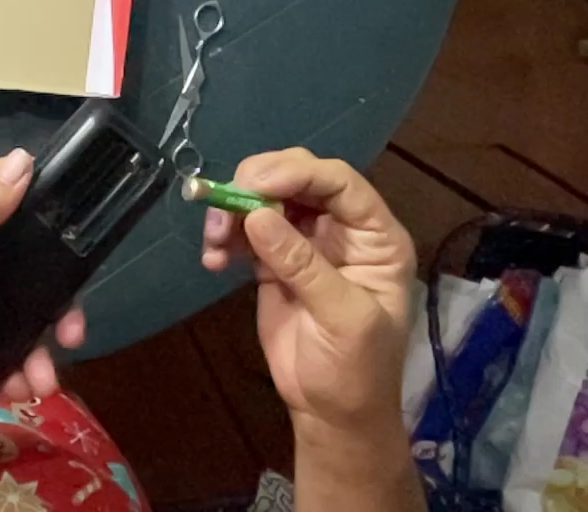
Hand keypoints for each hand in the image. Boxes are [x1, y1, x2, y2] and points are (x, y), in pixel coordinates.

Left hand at [0, 149, 83, 395]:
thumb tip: (26, 159)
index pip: (18, 187)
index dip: (55, 218)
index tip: (83, 261)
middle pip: (22, 252)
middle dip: (50, 298)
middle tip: (71, 338)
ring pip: (6, 295)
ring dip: (30, 337)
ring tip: (40, 383)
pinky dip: (3, 351)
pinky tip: (11, 383)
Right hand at [199, 148, 414, 437]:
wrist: (330, 413)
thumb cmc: (355, 370)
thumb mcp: (341, 319)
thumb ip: (301, 265)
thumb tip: (256, 216)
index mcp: (374, 235)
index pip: (339, 182)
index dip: (297, 173)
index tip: (254, 184)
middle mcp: (341, 227)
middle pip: (296, 177)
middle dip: (256, 184)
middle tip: (226, 204)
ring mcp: (305, 238)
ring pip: (264, 196)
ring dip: (232, 210)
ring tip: (214, 240)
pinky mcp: (273, 255)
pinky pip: (245, 226)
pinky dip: (225, 235)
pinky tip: (214, 259)